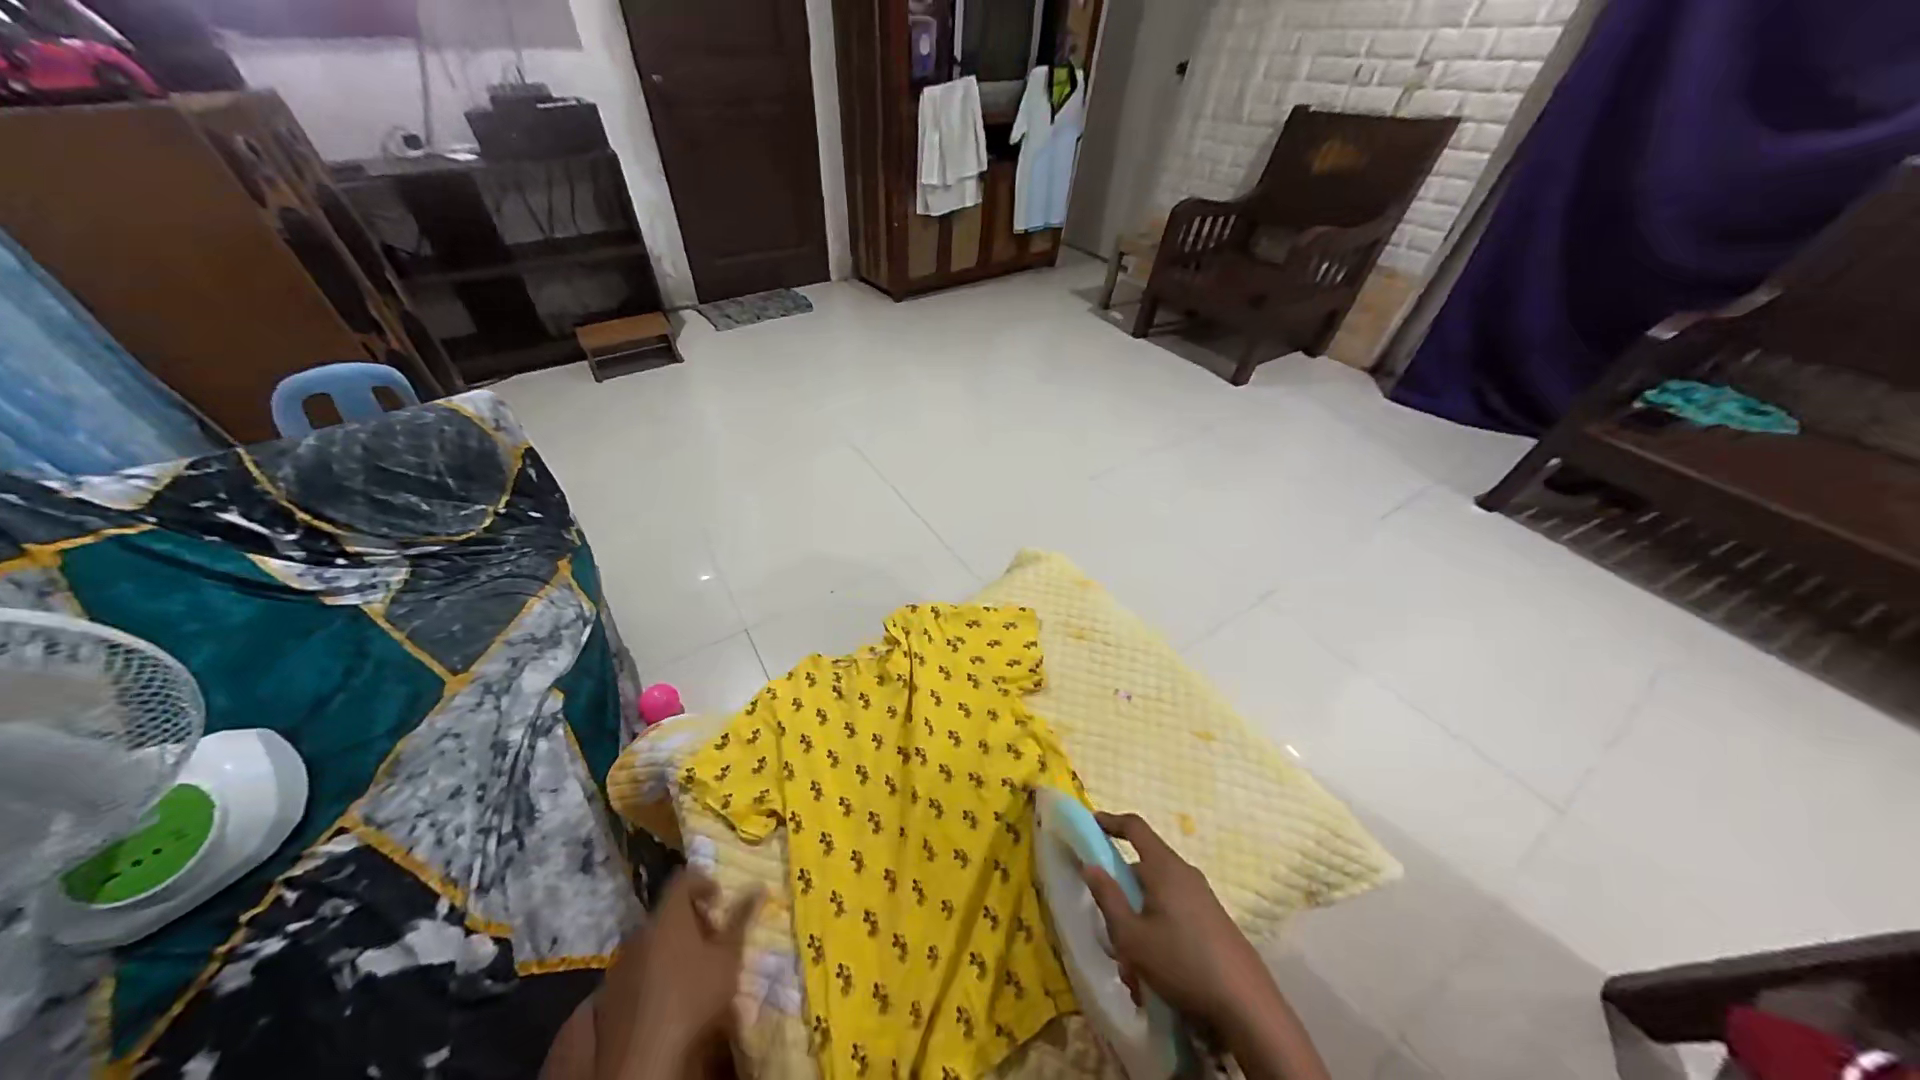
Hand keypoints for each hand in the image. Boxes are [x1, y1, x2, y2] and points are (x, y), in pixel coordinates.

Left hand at [592, 871, 761, 1079]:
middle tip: (713, 939)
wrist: (643, 1055)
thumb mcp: (728, 956)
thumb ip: (741, 919)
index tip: (720, 900)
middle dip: (691, 919)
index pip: (683, 880)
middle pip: (667, 911)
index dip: (704, 883)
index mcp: (669, 916)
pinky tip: (668, 994)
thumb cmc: (693, 996)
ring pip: (651, 940)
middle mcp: (640, 931)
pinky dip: (654, 969)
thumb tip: (759, 887)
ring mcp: (621, 962)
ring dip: (672, 945)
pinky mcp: (608, 992)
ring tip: (693, 969)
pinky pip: (636, 966)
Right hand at [1080, 812, 1277, 1031]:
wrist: (1247, 1008)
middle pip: (1143, 870)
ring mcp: (1202, 899)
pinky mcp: (1212, 923)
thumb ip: (1108, 898)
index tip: (1091, 823)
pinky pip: (1173, 917)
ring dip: (1138, 926)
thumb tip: (1090, 865)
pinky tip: (1154, 978)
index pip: (1135, 828)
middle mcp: (1185, 875)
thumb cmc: (1181, 963)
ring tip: (1133, 970)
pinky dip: (1157, 936)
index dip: (1110, 821)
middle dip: (1121, 898)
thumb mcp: (1132, 936)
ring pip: (1156, 900)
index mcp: (1165, 868)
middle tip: (1109, 928)